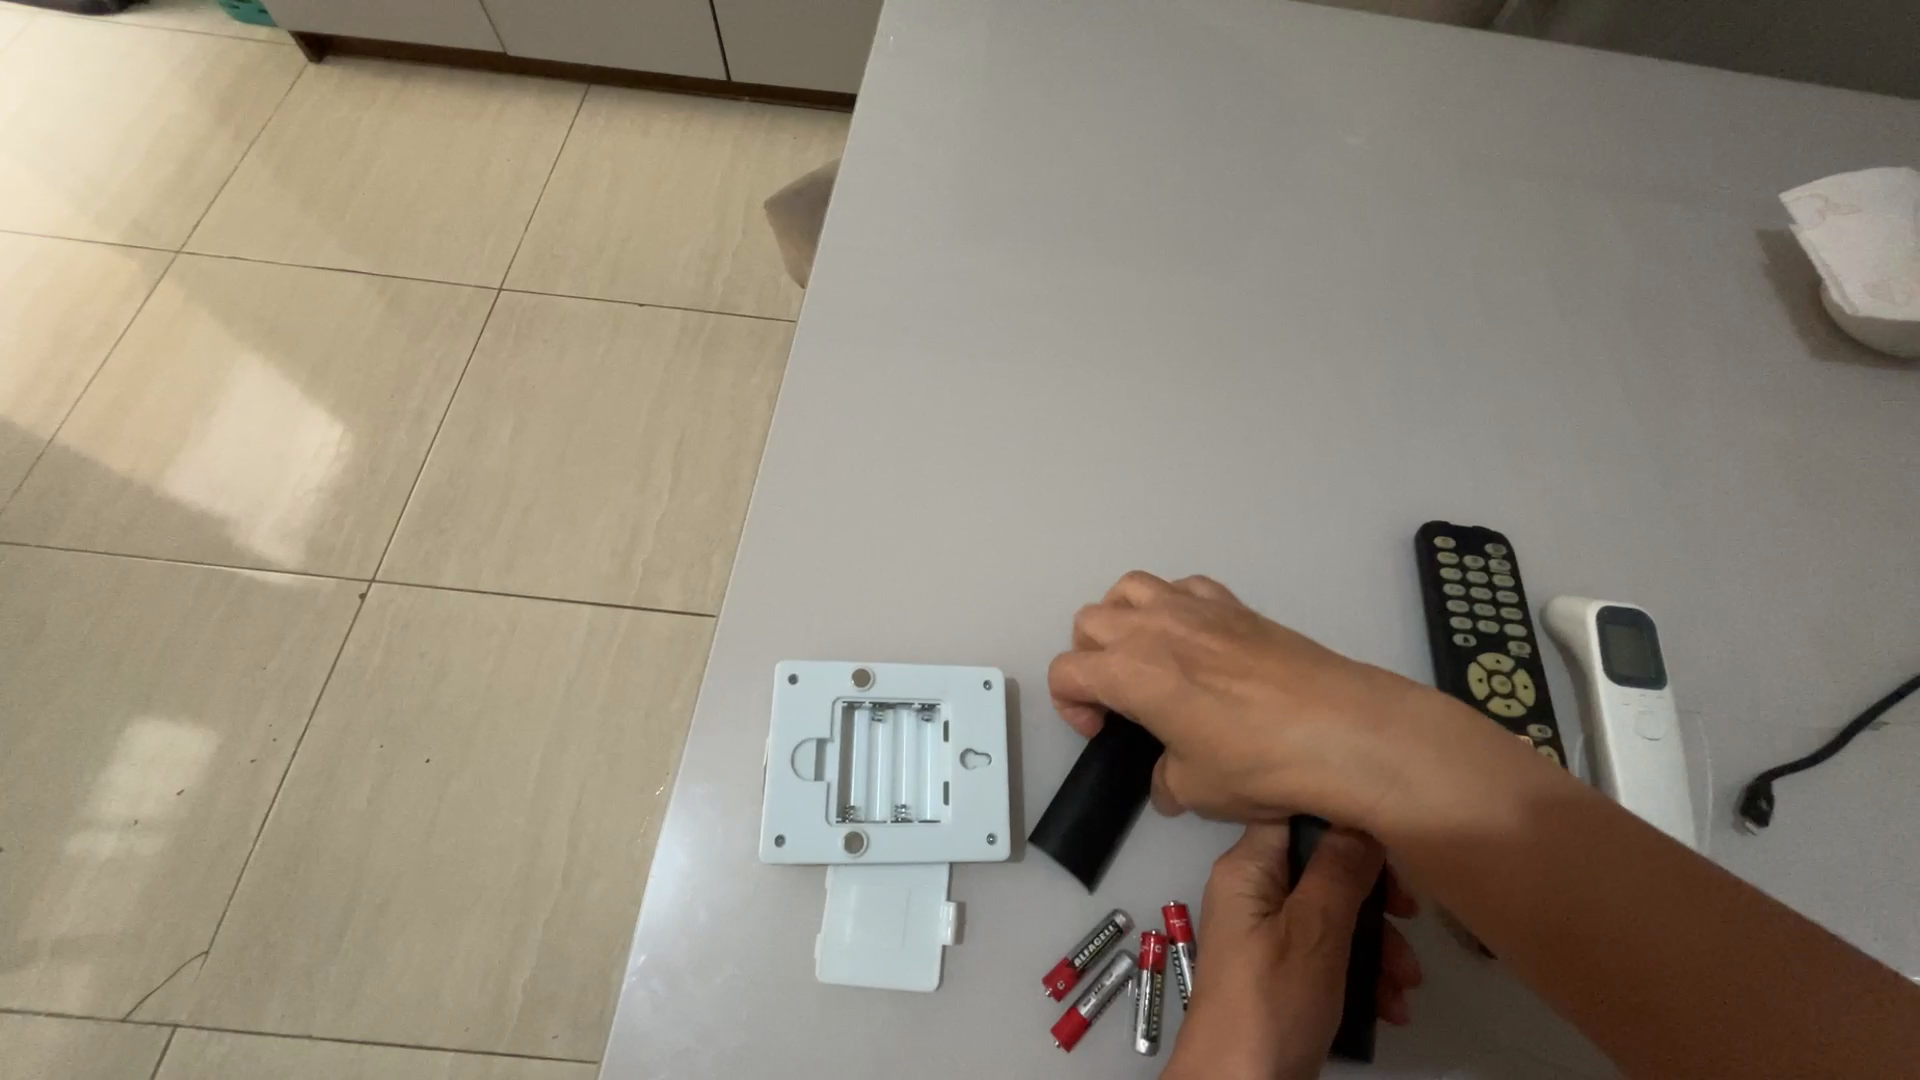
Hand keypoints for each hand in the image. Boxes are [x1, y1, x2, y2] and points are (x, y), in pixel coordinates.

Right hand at [1048, 571, 1491, 833]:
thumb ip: (1165, 779)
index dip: (1070, 704)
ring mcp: (1193, 608)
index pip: (1066, 672)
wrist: (1346, 732)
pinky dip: (1173, 605)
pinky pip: (1183, 587)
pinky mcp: (1232, 604)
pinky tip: (1195, 639)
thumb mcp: (1197, 789)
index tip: (1100, 731)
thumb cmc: (1261, 762)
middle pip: (1088, 623)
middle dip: (1090, 659)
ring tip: (1145, 655)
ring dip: (1122, 619)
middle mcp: (1152, 628)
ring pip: (1128, 589)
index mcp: (1130, 672)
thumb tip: (1166, 782)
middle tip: (1119, 697)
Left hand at [1164, 823, 1422, 1079]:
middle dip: (1372, 897)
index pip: (1292, 817)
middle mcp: (1252, 890)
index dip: (1340, 822)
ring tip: (1405, 984)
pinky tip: (1390, 1007)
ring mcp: (1266, 931)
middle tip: (1409, 919)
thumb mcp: (1314, 932)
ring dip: (1376, 946)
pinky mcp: (1282, 969)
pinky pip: (1327, 953)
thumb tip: (1357, 819)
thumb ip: (1338, 873)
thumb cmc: (1272, 1000)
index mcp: (1246, 867)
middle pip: (1321, 868)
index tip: (1387, 844)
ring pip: (1332, 915)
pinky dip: (1361, 975)